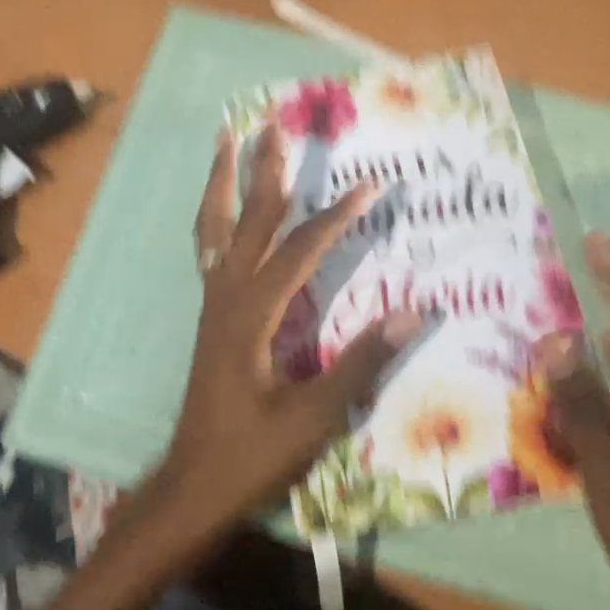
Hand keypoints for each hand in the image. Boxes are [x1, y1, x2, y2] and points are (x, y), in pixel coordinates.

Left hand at [156, 125, 423, 529]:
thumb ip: (362, 362)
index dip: (337, 216)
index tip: (369, 184)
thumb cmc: (253, 453)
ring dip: (225, 184)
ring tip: (225, 142)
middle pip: (248, 221)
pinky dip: (215, 220)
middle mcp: (227, 297)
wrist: (194, 483)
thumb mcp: (315, 415)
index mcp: (253, 313)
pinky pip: (210, 252)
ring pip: (216, 229)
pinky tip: (218, 214)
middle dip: (263, 171)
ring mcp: (213, 306)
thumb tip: (414, 312)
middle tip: (271, 126)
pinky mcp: (210, 319)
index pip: (301, 249)